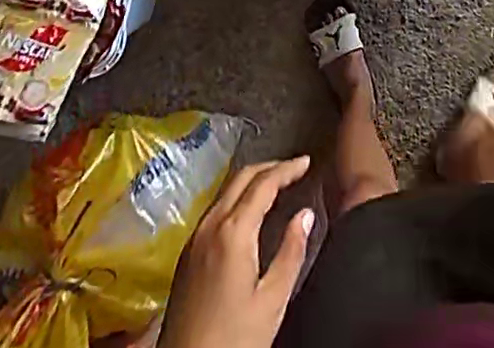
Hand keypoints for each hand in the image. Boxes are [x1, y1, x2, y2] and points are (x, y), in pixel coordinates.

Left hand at [160, 156, 315, 347]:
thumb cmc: (233, 339)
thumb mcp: (272, 301)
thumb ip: (291, 252)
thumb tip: (306, 215)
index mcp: (233, 231)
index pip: (263, 183)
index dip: (286, 168)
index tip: (306, 162)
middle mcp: (210, 225)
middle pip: (241, 177)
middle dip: (269, 167)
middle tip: (294, 168)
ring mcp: (195, 236)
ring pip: (226, 190)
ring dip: (252, 179)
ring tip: (277, 183)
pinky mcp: (188, 251)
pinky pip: (216, 207)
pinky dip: (237, 196)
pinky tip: (250, 210)